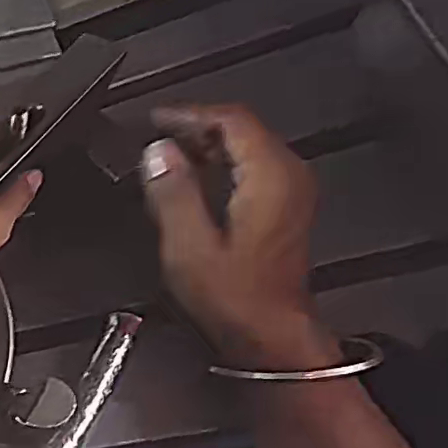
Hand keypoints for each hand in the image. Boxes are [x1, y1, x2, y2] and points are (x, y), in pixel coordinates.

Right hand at [142, 104, 339, 368]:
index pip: (231, 119)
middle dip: (197, 129)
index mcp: (268, 177)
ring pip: (247, 150)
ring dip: (207, 149)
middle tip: (158, 140)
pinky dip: (220, 168)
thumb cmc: (236, 300)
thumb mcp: (189, 248)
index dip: (190, 113)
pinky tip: (195, 185)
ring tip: (170, 160)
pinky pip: (252, 172)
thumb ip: (172, 195)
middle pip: (243, 130)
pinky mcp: (283, 212)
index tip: (157, 119)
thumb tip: (157, 154)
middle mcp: (288, 177)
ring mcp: (290, 194)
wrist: (269, 334)